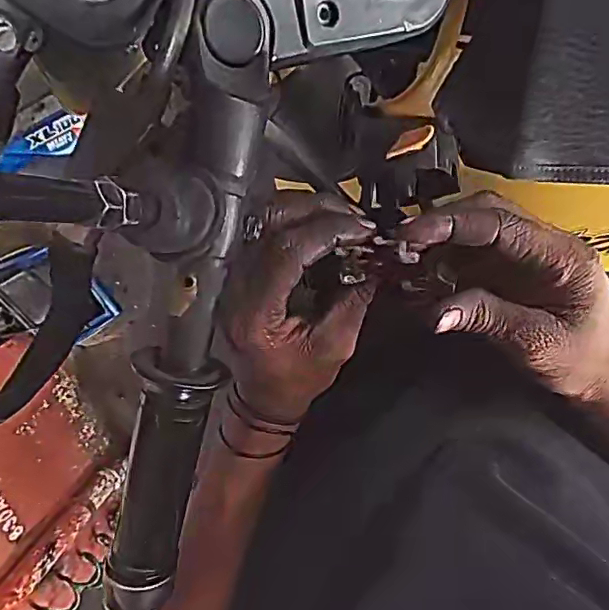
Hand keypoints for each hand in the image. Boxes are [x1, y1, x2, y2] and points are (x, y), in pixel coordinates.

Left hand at [221, 193, 378, 422]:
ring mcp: (232, 277)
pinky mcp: (238, 272)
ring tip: (342, 219)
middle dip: (318, 211)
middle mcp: (235, 288)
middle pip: (270, 223)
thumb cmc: (295, 382)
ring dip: (306, 211)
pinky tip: (322, 230)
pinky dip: (296, 223)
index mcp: (255, 312)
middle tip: (356, 218)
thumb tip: (376, 261)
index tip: (361, 229)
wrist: (262, 399)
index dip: (327, 231)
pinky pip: (264, 232)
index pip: (285, 250)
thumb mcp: (335, 346)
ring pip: (263, 220)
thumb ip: (354, 300)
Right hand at [396, 193, 608, 403]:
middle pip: (487, 214)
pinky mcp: (511, 272)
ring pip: (475, 230)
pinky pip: (472, 255)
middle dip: (441, 224)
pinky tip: (423, 273)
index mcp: (563, 255)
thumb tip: (438, 311)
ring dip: (439, 240)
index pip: (501, 223)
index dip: (453, 224)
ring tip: (406, 259)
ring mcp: (526, 257)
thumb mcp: (536, 344)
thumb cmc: (581, 363)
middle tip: (401, 243)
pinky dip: (444, 260)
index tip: (414, 234)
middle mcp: (545, 245)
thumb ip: (489, 319)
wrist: (600, 382)